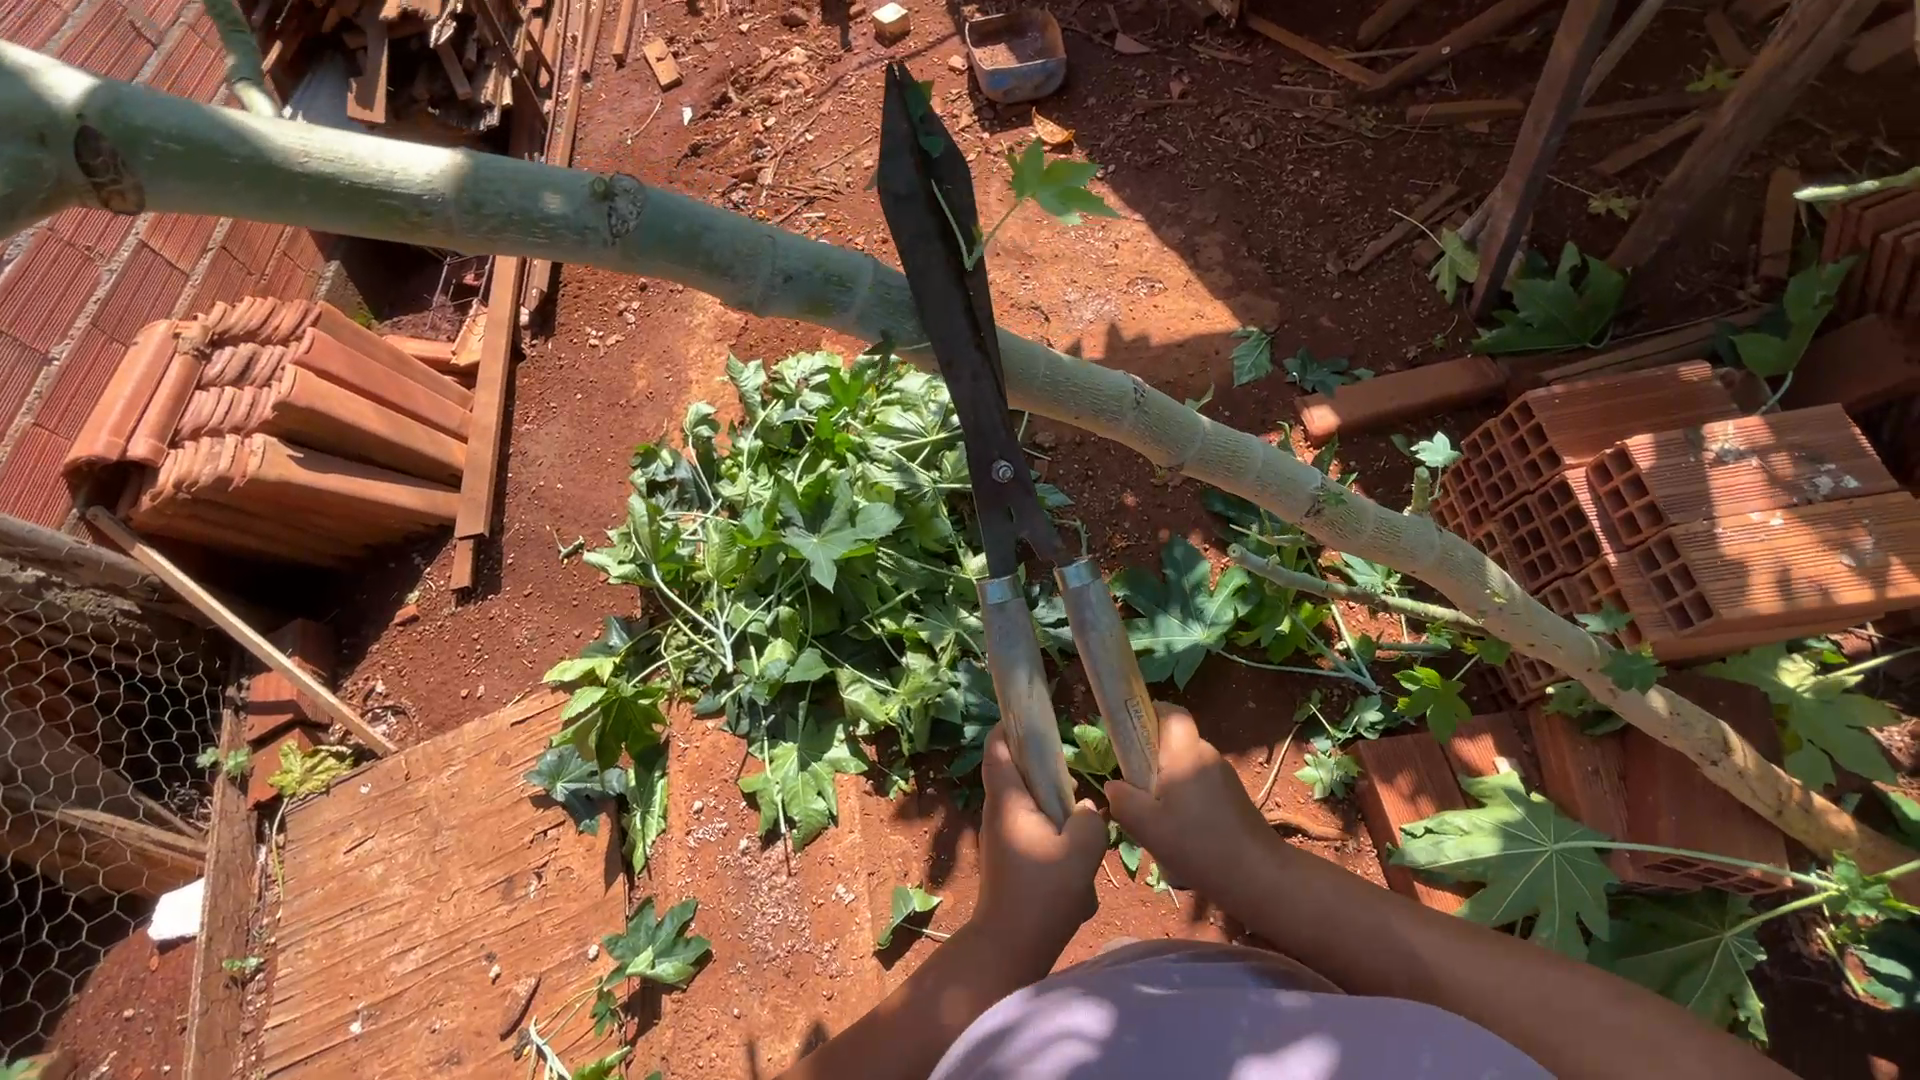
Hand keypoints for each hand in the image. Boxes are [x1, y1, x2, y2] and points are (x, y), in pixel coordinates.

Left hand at [975, 723, 1107, 951]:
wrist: (1011, 946)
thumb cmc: (1042, 893)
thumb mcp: (1082, 851)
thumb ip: (1089, 819)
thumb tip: (1084, 808)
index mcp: (1008, 800)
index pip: (997, 748)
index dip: (1009, 726)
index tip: (1032, 713)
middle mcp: (997, 811)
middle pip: (1011, 770)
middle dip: (1037, 759)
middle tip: (1068, 755)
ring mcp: (1000, 835)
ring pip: (1021, 798)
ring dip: (1046, 793)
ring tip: (1076, 797)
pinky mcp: (1008, 855)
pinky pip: (1027, 823)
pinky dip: (1047, 820)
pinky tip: (1072, 839)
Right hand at [1105, 705, 1271, 893]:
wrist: (1259, 878)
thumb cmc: (1198, 845)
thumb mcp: (1147, 826)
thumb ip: (1123, 800)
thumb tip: (1114, 785)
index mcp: (1186, 753)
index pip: (1171, 712)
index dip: (1148, 714)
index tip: (1129, 737)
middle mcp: (1207, 756)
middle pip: (1174, 742)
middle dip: (1150, 760)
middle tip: (1134, 790)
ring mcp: (1224, 777)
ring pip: (1185, 767)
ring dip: (1167, 786)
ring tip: (1156, 820)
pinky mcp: (1232, 798)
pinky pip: (1199, 787)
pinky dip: (1184, 802)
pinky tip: (1180, 834)